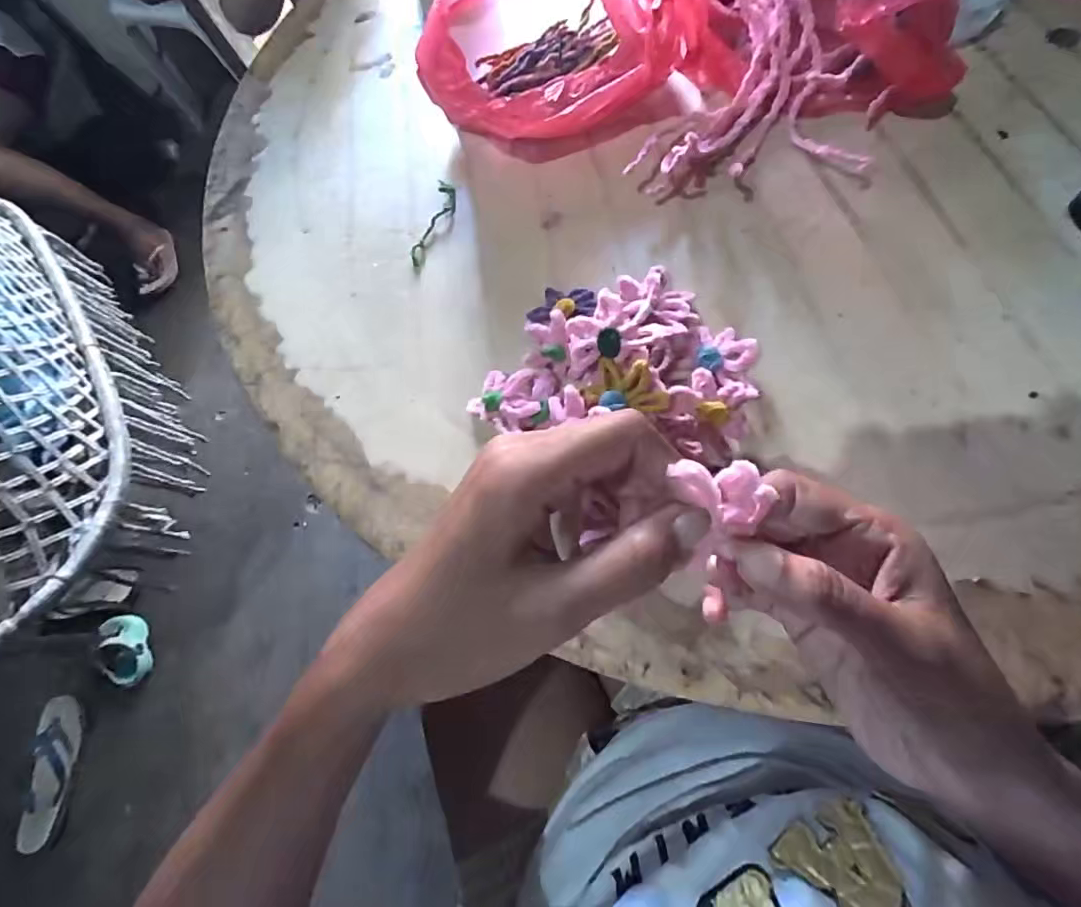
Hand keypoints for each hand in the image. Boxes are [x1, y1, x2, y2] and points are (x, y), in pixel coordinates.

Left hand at [324, 413, 706, 707]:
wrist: (383, 649)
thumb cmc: (464, 635)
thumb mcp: (558, 609)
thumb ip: (634, 562)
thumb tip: (697, 520)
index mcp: (526, 467)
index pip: (627, 431)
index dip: (667, 470)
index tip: (679, 529)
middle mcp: (519, 446)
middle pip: (614, 442)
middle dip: (646, 492)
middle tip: (650, 555)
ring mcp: (510, 461)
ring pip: (597, 460)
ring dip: (623, 505)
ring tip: (615, 562)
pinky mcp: (507, 481)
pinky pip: (573, 477)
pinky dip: (596, 510)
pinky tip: (582, 556)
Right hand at [708, 472, 1063, 816]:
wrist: (967, 766)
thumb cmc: (946, 693)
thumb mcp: (890, 640)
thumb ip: (821, 592)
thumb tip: (746, 551)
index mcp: (872, 534)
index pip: (802, 497)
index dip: (757, 501)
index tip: (718, 525)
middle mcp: (840, 547)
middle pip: (773, 520)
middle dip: (735, 534)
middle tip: (702, 562)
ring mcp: (819, 582)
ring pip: (759, 554)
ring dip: (729, 567)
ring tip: (712, 598)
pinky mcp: (803, 617)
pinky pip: (759, 591)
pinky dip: (734, 595)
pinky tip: (716, 613)